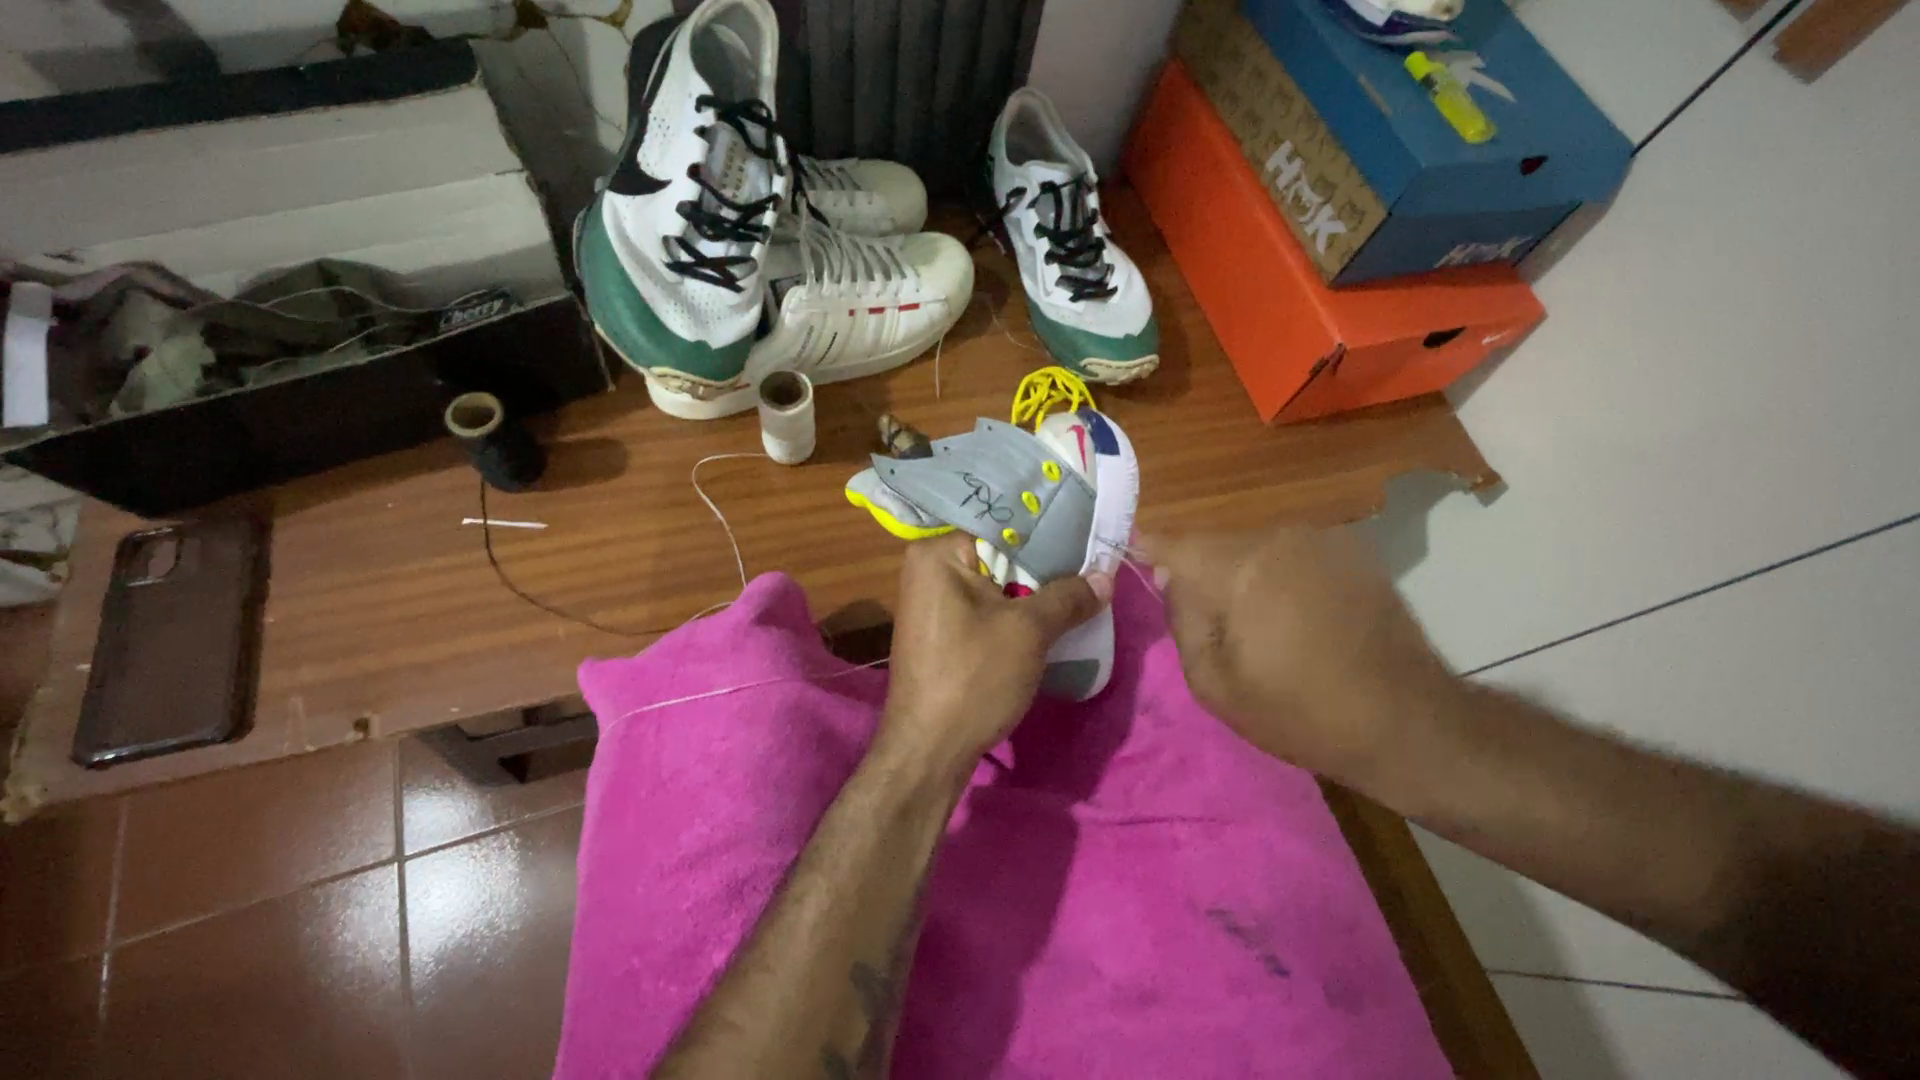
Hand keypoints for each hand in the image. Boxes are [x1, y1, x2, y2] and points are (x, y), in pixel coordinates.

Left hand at [880, 533, 1111, 772]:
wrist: (928, 752)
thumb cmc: (973, 679)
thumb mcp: (1029, 632)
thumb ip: (1068, 596)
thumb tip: (1104, 575)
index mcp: (938, 553)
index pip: (1004, 526)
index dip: (1052, 534)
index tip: (1092, 538)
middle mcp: (929, 570)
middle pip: (1002, 556)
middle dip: (1047, 568)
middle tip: (1095, 568)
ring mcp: (933, 604)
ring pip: (998, 586)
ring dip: (1036, 596)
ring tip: (1084, 593)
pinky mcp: (942, 634)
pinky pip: (987, 611)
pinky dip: (1017, 617)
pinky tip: (1052, 624)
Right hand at [1140, 526, 1457, 780]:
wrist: (1408, 721)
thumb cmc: (1301, 711)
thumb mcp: (1214, 683)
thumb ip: (1182, 621)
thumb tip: (1171, 579)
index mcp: (1240, 566)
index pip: (1175, 543)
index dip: (1148, 549)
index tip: (1131, 557)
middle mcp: (1279, 536)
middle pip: (1217, 544)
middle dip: (1203, 574)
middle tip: (1206, 621)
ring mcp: (1322, 540)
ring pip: (1256, 547)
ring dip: (1245, 576)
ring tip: (1256, 624)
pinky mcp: (1353, 552)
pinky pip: (1293, 555)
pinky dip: (1282, 576)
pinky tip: (1297, 618)